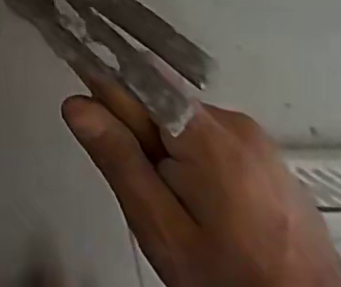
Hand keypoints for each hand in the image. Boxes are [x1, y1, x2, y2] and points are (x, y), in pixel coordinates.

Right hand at [63, 83, 340, 286]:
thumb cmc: (235, 281)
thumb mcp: (163, 229)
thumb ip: (120, 161)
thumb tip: (77, 105)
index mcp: (204, 134)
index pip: (135, 78)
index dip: (100, 81)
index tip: (74, 74)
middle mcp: (233, 122)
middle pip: (157, 103)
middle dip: (138, 135)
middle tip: (144, 191)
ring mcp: (254, 137)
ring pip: (182, 123)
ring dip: (166, 150)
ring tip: (181, 208)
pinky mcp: (266, 154)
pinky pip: (210, 138)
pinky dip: (194, 160)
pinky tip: (206, 207)